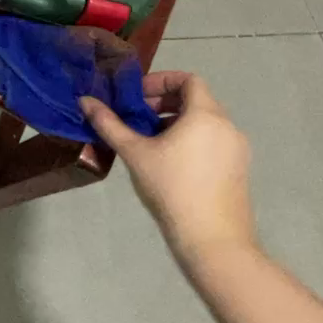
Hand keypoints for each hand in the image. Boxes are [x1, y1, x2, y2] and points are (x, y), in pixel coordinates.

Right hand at [81, 72, 255, 261]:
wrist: (214, 242)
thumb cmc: (173, 188)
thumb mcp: (134, 152)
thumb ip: (109, 123)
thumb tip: (84, 101)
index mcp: (206, 116)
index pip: (189, 80)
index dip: (161, 80)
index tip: (137, 95)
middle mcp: (228, 128)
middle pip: (196, 100)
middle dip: (163, 102)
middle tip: (136, 116)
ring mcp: (237, 151)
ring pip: (203, 122)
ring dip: (174, 121)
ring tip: (147, 140)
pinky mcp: (237, 171)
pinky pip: (212, 140)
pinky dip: (189, 138)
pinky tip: (166, 161)